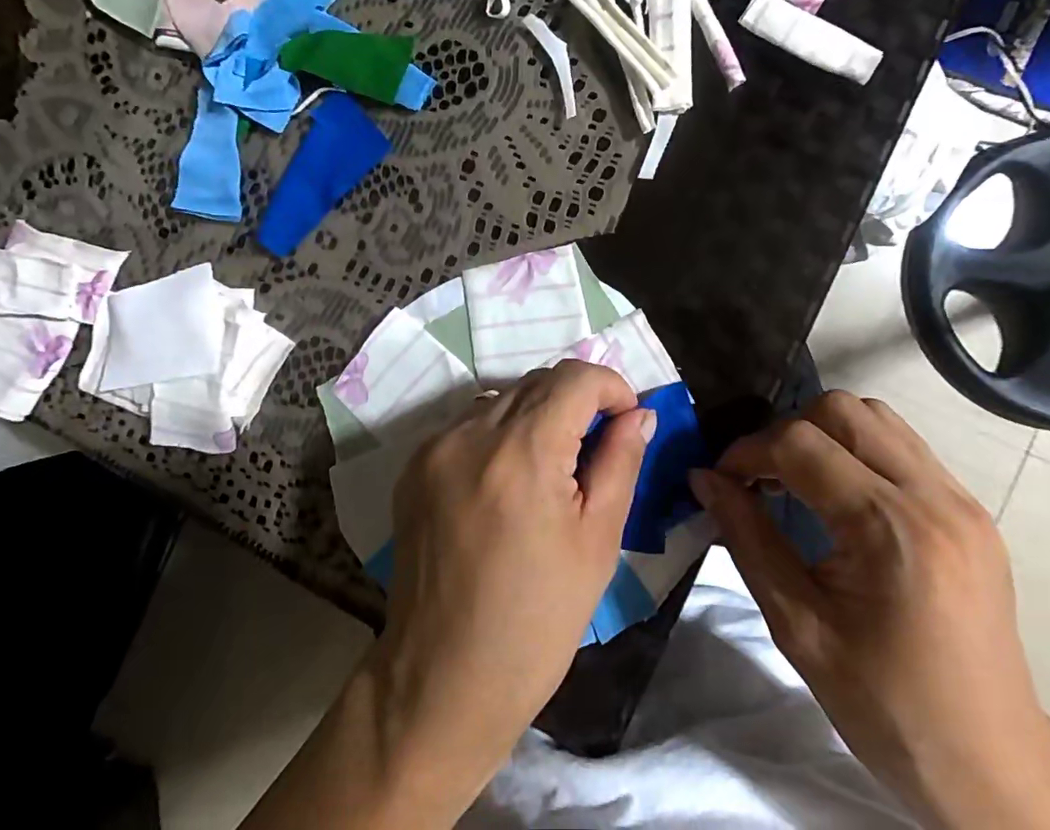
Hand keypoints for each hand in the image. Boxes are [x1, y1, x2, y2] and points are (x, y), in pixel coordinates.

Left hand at [380, 361, 653, 759]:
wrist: (445, 671)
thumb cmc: (537, 620)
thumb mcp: (596, 542)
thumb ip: (620, 464)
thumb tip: (638, 415)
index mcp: (520, 451)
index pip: (571, 378)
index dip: (610, 388)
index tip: (626, 420)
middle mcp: (468, 434)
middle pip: (533, 384)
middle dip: (573, 402)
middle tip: (595, 450)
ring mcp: (431, 449)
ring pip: (497, 402)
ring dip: (532, 418)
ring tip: (550, 472)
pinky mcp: (411, 468)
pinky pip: (464, 429)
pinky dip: (494, 438)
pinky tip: (505, 485)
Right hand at [694, 392, 1049, 829]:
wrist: (986, 757)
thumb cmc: (881, 698)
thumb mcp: (795, 620)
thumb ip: (746, 536)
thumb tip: (702, 478)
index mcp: (892, 528)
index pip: (799, 443)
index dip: (745, 452)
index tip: (721, 484)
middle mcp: (936, 499)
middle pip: (843, 411)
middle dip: (784, 432)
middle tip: (758, 479)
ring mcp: (962, 503)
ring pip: (877, 418)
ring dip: (822, 436)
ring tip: (793, 482)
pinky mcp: (970, 514)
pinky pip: (902, 448)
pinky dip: (854, 453)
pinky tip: (833, 499)